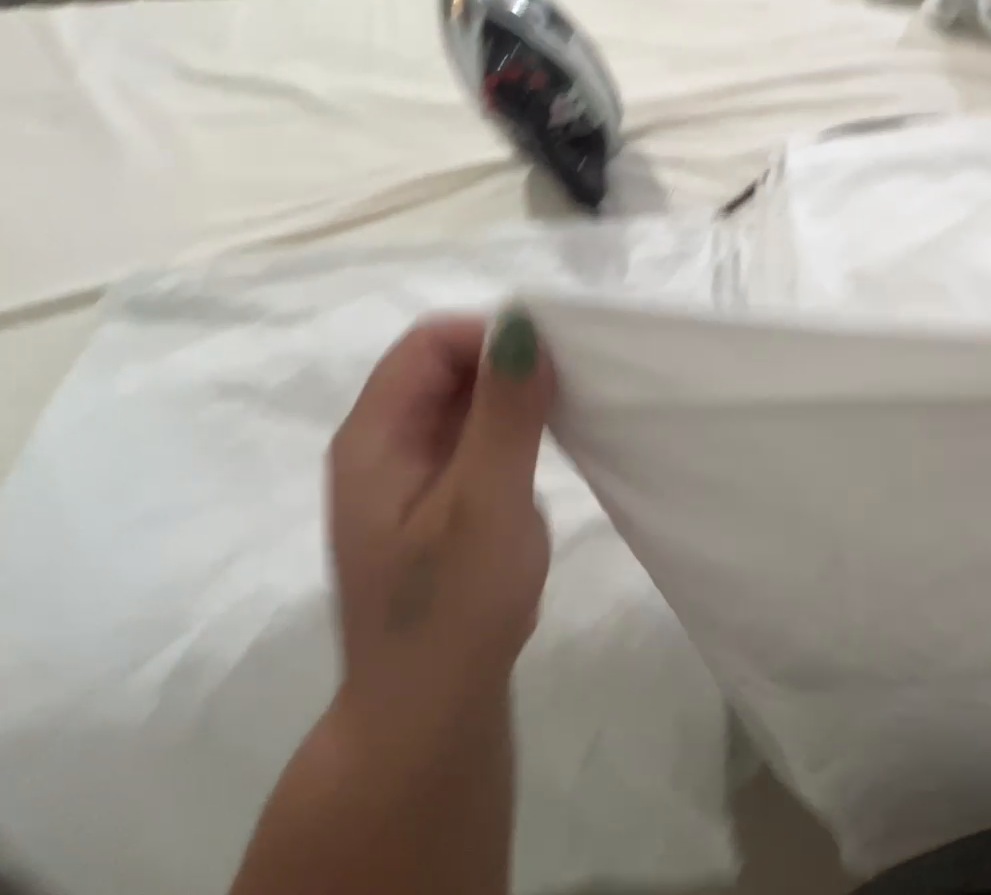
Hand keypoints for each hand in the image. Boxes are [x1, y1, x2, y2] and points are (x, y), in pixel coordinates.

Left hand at [326, 310, 555, 711]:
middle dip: (511, 362)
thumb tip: (522, 325)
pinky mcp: (441, 500)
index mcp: (374, 438)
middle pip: (444, 367)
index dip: (492, 337)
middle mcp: (384, 445)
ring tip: (575, 410)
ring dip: (518, 395)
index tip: (562, 359)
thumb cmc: (455, 603)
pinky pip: (476, 438)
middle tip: (579, 384)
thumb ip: (505, 413)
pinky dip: (516, 428)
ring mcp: (411, 475)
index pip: (428, 344)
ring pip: (464, 402)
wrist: (432, 701)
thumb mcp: (486, 501)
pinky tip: (555, 446)